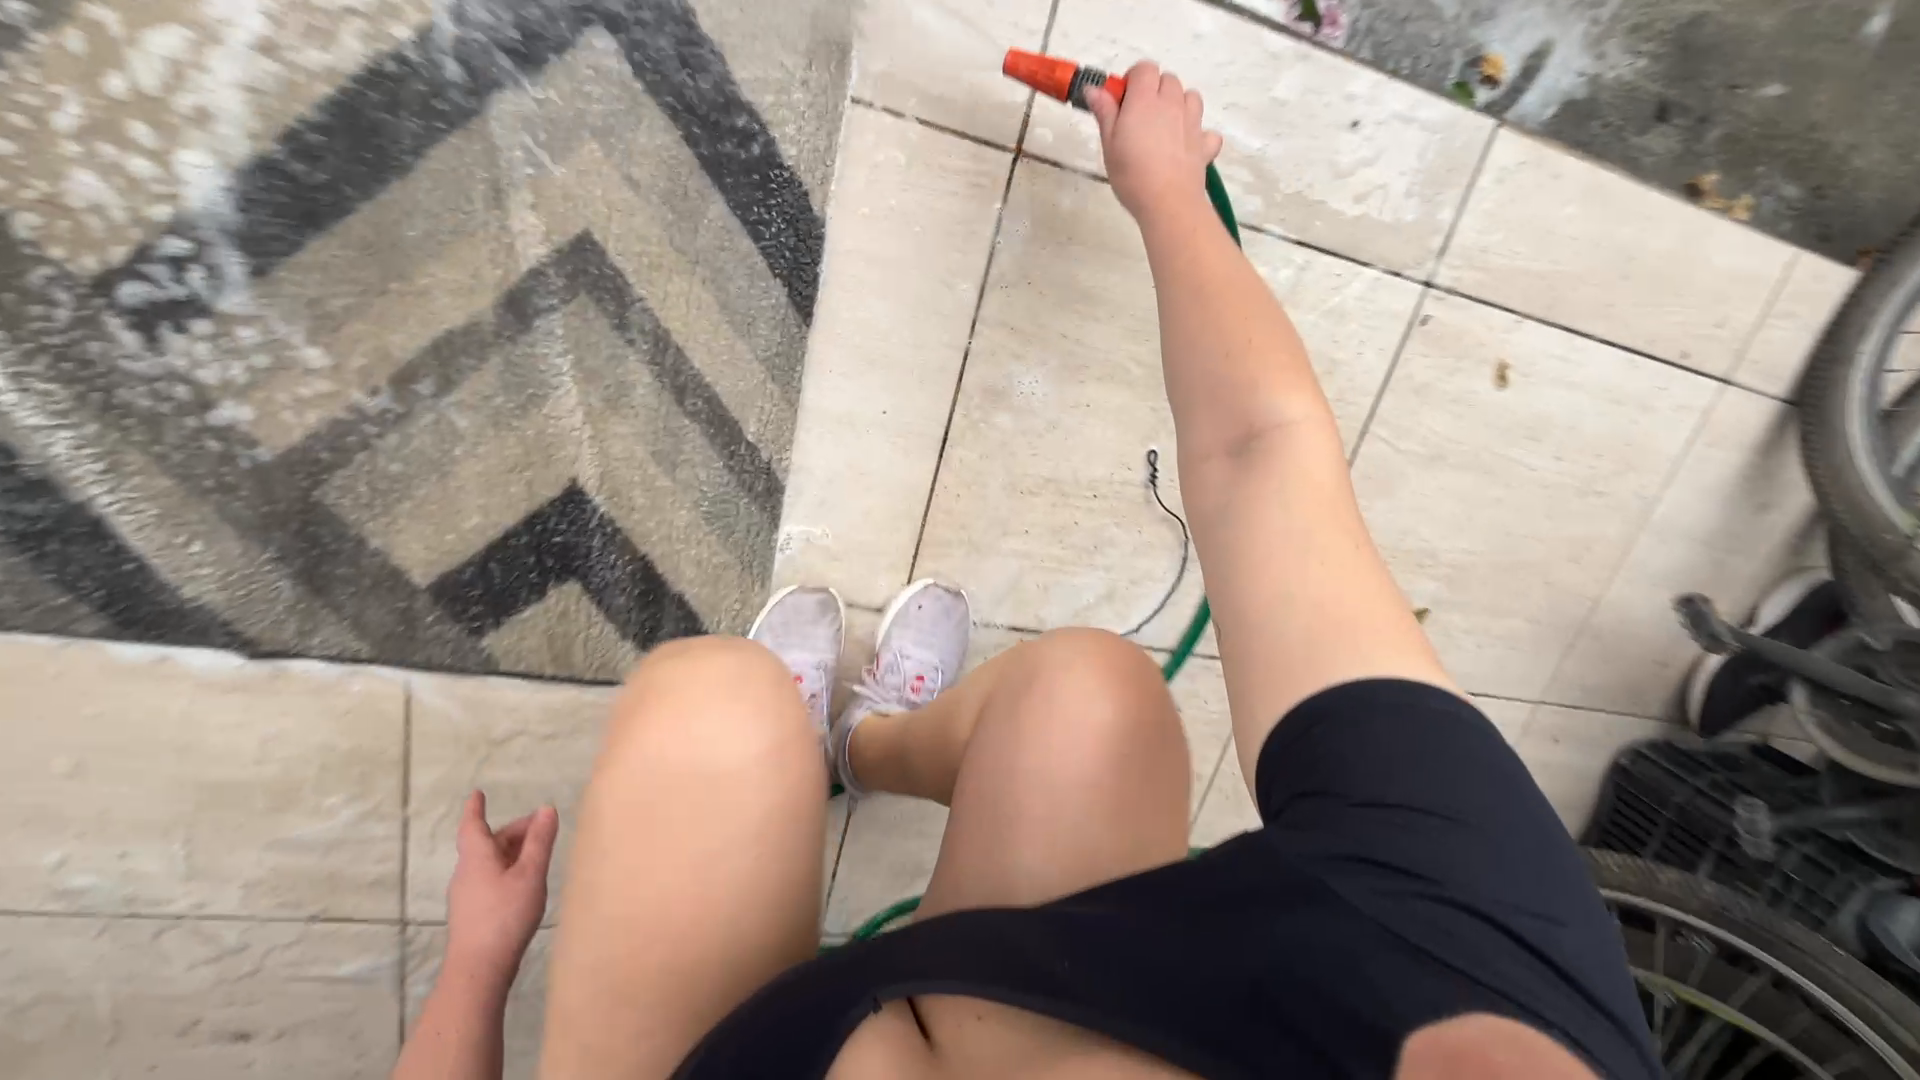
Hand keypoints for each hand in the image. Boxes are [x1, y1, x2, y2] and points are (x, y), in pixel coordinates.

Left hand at [444, 790, 558, 987]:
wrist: (479, 968)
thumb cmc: (505, 915)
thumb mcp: (530, 874)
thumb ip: (539, 841)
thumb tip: (546, 809)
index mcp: (476, 858)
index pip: (473, 826)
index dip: (475, 809)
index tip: (477, 794)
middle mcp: (466, 872)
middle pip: (488, 842)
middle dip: (513, 830)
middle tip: (542, 827)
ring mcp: (467, 894)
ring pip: (489, 861)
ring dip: (512, 850)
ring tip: (539, 852)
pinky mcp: (472, 912)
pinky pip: (490, 878)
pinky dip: (508, 868)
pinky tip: (525, 881)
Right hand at [1087, 61, 1223, 225]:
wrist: (1168, 202)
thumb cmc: (1131, 174)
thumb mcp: (1109, 144)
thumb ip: (1104, 112)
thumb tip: (1093, 88)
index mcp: (1145, 100)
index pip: (1144, 68)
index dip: (1133, 80)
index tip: (1122, 101)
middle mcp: (1172, 103)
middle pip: (1167, 79)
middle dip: (1154, 91)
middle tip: (1139, 119)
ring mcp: (1192, 121)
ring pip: (1189, 97)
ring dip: (1178, 105)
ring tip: (1163, 129)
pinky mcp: (1205, 143)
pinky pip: (1206, 129)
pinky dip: (1198, 134)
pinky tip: (1186, 147)